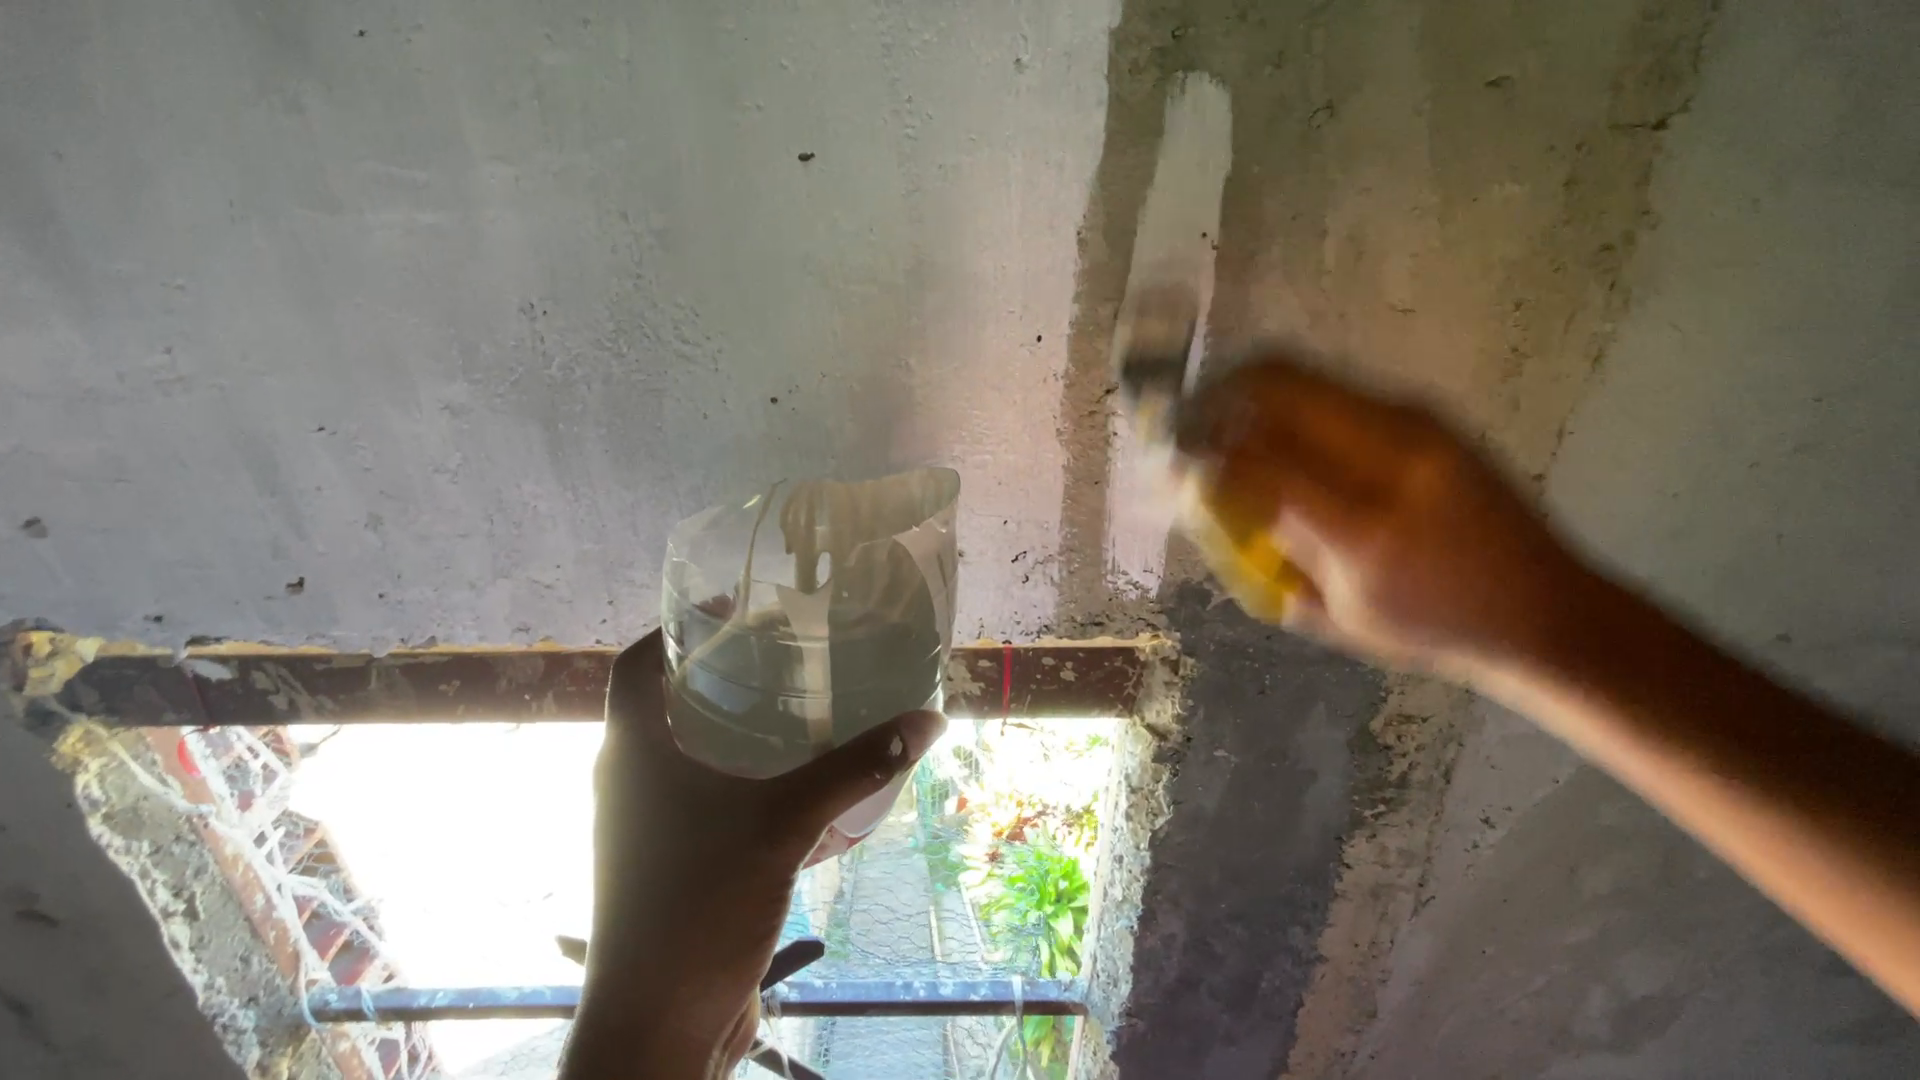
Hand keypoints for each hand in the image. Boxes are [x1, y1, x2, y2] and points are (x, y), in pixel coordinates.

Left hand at [561, 630, 945, 1078]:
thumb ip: (856, 769)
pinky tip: (794, 784)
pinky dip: (742, 778)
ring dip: (731, 729)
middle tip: (778, 653)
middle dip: (716, 673)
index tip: (729, 607)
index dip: (676, 628)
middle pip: (664, 704)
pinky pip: (704, 799)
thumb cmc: (701, 905)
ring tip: (794, 709)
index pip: (635, 665)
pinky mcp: (670, 864)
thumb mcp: (785, 824)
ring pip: (686, 755)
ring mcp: (646, 828)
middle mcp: (629, 783)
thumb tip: (927, 720)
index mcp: (632, 754)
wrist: (660, 1025)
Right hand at [1174, 351, 1588, 676]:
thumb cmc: (1429, 628)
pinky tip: (1272, 434)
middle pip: (1275, 386)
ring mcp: (1414, 421)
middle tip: (1183, 427)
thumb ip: (1268, 550)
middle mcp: (1391, 454)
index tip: (1165, 463)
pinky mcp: (1424, 412)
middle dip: (1213, 398)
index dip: (1198, 454)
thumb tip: (1208, 497)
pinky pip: (1330, 389)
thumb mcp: (1333, 611)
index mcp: (1365, 527)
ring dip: (1245, 393)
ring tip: (1217, 425)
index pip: (1256, 462)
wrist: (1543, 608)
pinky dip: (1283, 402)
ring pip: (1301, 375)